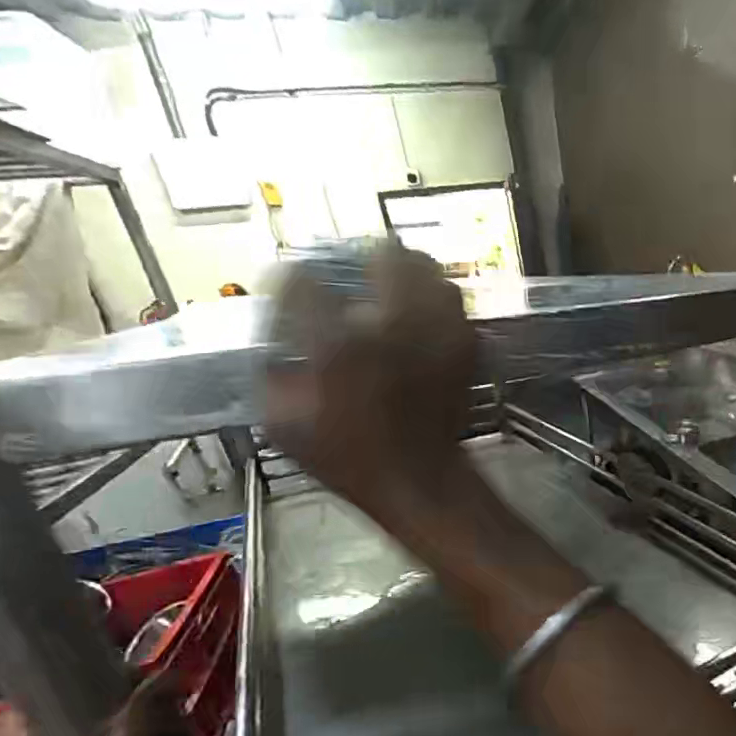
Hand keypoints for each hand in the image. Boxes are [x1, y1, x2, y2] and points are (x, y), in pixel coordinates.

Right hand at [265, 241, 478, 527]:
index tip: (291, 290)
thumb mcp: (288, 427)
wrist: (419, 482)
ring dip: (398, 270)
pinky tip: (415, 317)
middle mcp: (393, 325)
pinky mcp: (465, 342)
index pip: (302, 283)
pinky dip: (428, 298)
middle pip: (379, 252)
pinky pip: (448, 297)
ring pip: (423, 266)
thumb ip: (272, 377)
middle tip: (347, 278)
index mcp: (339, 347)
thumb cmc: (350, 459)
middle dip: (356, 259)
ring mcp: (438, 329)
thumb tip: (270, 344)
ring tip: (384, 290)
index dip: (291, 283)